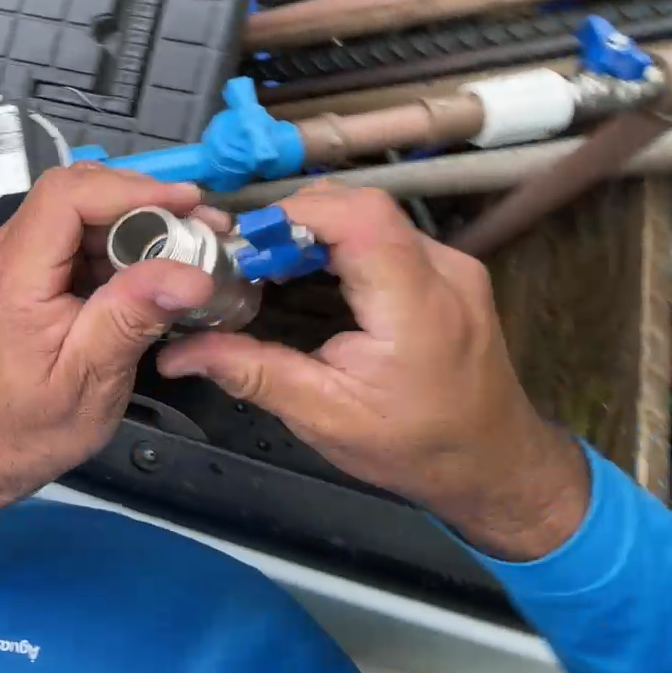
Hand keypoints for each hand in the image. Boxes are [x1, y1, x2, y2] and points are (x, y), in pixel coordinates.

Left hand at [0, 164, 218, 519]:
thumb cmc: (39, 421)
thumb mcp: (92, 378)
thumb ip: (131, 319)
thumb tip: (191, 274)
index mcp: (13, 278)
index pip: (64, 197)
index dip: (128, 190)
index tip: (187, 204)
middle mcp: (3, 255)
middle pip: (71, 191)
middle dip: (141, 198)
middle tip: (202, 222)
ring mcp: (13, 257)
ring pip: (77, 205)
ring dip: (136, 214)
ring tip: (193, 237)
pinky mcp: (28, 266)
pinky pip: (76, 231)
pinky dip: (121, 235)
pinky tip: (159, 257)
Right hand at [155, 184, 589, 560]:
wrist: (497, 466)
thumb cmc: (416, 446)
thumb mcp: (322, 416)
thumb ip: (249, 372)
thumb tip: (174, 355)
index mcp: (417, 305)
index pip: (361, 217)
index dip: (293, 214)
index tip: (242, 244)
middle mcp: (441, 269)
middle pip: (357, 206)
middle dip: (288, 222)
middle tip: (241, 259)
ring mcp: (446, 266)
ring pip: (364, 214)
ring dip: (303, 231)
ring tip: (261, 268)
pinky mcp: (438, 272)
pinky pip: (375, 234)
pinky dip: (326, 243)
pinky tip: (297, 276)